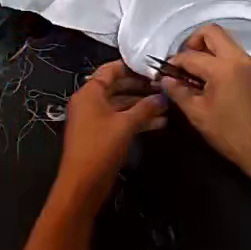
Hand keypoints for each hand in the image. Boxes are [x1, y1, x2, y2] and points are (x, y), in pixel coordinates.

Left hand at [54, 61, 168, 206]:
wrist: (83, 182)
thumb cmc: (101, 147)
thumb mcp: (126, 124)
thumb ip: (145, 107)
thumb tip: (162, 97)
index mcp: (89, 92)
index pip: (111, 70)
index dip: (132, 67)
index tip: (153, 67)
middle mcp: (89, 102)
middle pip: (117, 87)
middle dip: (141, 88)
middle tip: (164, 87)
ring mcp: (94, 119)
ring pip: (121, 105)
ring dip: (142, 106)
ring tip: (167, 106)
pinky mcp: (100, 134)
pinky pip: (120, 120)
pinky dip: (137, 120)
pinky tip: (159, 123)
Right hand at [159, 24, 250, 178]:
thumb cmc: (229, 133)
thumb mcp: (197, 113)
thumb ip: (178, 92)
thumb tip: (166, 79)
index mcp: (223, 68)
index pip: (191, 55)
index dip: (174, 63)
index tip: (165, 73)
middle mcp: (241, 59)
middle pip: (212, 32)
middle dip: (193, 43)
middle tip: (184, 65)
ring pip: (227, 44)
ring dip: (209, 53)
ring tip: (198, 77)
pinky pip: (238, 58)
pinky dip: (223, 64)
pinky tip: (217, 86)